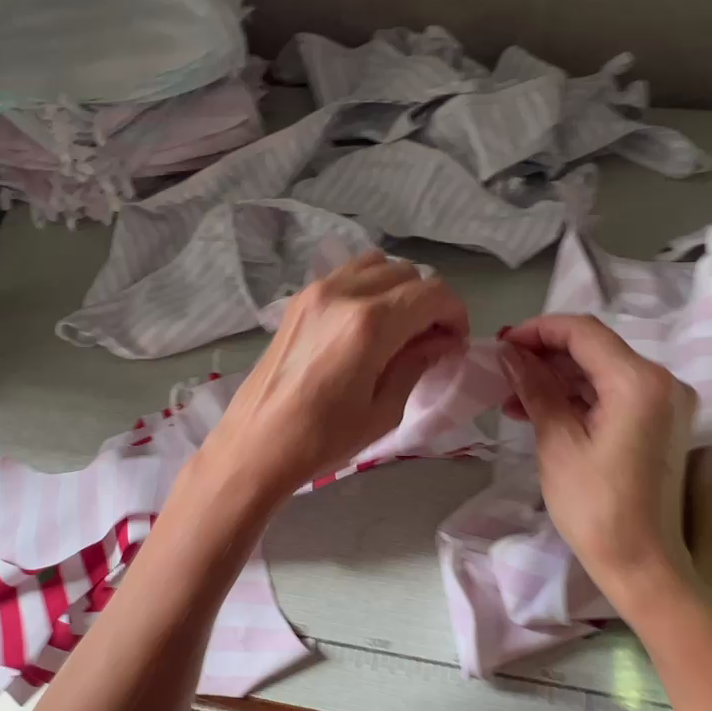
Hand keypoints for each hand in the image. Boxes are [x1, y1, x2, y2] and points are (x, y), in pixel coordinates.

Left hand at [197, 251, 468, 499]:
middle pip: (407, 273)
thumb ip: (417, 365)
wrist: (256, 445)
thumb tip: (443, 342)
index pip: (433, 294)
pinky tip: (365, 326)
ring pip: (376, 265)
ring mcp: (316, 291)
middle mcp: (343, 294)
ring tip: (398, 330)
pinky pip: (346, 275)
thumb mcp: (383, 411)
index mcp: (370, 324)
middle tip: (429, 341)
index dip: (455, 314)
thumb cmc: (322, 440)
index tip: (454, 343)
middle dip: (428, 303)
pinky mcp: (298, 301)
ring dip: (398, 290)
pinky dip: (368, 288)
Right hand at [499, 314, 697, 593]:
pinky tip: (542, 410)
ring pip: (603, 372)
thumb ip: (535, 388)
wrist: (640, 561)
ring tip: (512, 398)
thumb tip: (509, 354)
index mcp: (639, 381)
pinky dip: (579, 398)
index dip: (538, 331)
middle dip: (545, 356)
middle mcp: (662, 381)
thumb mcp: (557, 443)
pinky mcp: (662, 423)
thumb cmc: (595, 507)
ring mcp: (666, 402)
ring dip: (558, 379)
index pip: (584, 332)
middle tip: (501, 373)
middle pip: (596, 349)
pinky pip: (615, 395)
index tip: (500, 345)